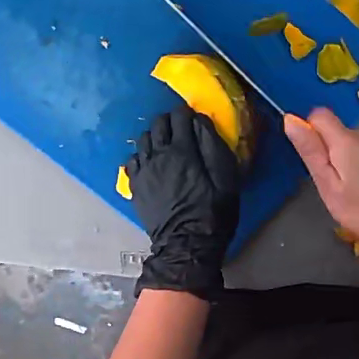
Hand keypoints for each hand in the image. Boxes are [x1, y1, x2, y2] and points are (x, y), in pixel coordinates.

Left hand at [126, 108, 241, 295]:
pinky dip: (141, 155)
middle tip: (180, 130)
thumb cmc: (213, 212)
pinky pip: (132, 159)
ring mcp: (143, 169)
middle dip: (169, 122)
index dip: (186, 113)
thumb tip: (201, 121)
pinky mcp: (134, 185)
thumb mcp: (226, 179)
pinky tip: (150, 163)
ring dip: (155, 137)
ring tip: (165, 146)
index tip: (193, 118)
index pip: (179, 117)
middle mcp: (158, 155)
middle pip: (158, 124)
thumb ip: (213, 146)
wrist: (186, 245)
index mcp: (183, 151)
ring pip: (143, 139)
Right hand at [283, 108, 358, 255]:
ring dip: (345, 159)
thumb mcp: (328, 185)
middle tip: (332, 184)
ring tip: (352, 190)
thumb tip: (290, 119)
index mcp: (346, 141)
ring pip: (352, 142)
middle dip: (327, 150)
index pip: (319, 115)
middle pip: (336, 130)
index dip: (309, 131)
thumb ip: (310, 151)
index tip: (313, 159)